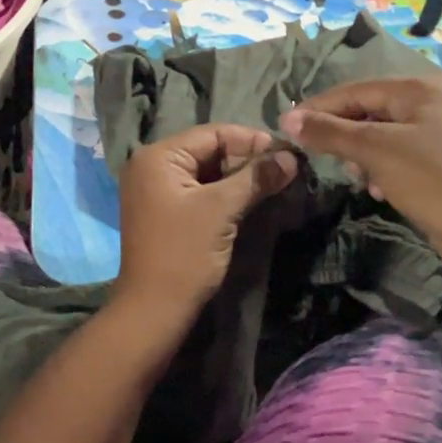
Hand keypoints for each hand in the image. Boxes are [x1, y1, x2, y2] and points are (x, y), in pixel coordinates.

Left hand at [115, 124, 298, 318]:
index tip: (287, 153)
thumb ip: (255, 178)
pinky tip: (251, 199)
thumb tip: (290, 157)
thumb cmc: (184, 253)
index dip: (250, 140)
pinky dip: (223, 193)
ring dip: (238, 177)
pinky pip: (198, 190)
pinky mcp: (163, 210)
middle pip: (207, 150)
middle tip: (285, 170)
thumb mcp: (222, 210)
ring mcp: (154, 189)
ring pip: (205, 171)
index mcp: (157, 156)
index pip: (211, 133)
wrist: (154, 309)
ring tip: (274, 183)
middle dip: (246, 159)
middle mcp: (151, 165)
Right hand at [280, 77, 441, 271]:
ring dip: (364, 152)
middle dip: (344, 132)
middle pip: (374, 109)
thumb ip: (329, 131)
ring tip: (352, 174)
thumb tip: (287, 119)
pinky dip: (387, 165)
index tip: (288, 124)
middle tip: (320, 153)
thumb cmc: (432, 181)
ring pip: (390, 133)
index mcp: (424, 88)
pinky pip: (409, 152)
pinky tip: (379, 188)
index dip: (319, 107)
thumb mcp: (374, 151)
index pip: (356, 90)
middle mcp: (441, 100)